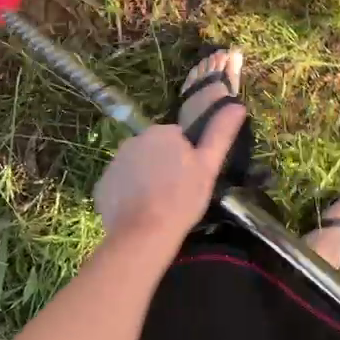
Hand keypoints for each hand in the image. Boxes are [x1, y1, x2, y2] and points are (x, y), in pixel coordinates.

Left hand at [93, 108, 243, 246]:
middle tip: (177, 193)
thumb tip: (237, 105)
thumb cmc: (182, 198)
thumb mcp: (208, 166)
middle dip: (165, 166)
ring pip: (137, 167)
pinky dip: (129, 195)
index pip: (177, 139)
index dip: (187, 159)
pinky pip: (121, 185)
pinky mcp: (102, 185)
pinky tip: (140, 212)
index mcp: (161, 132)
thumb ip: (221, 133)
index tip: (191, 179)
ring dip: (147, 179)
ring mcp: (114, 163)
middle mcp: (134, 140)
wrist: (144, 234)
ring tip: (159, 205)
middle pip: (155, 151)